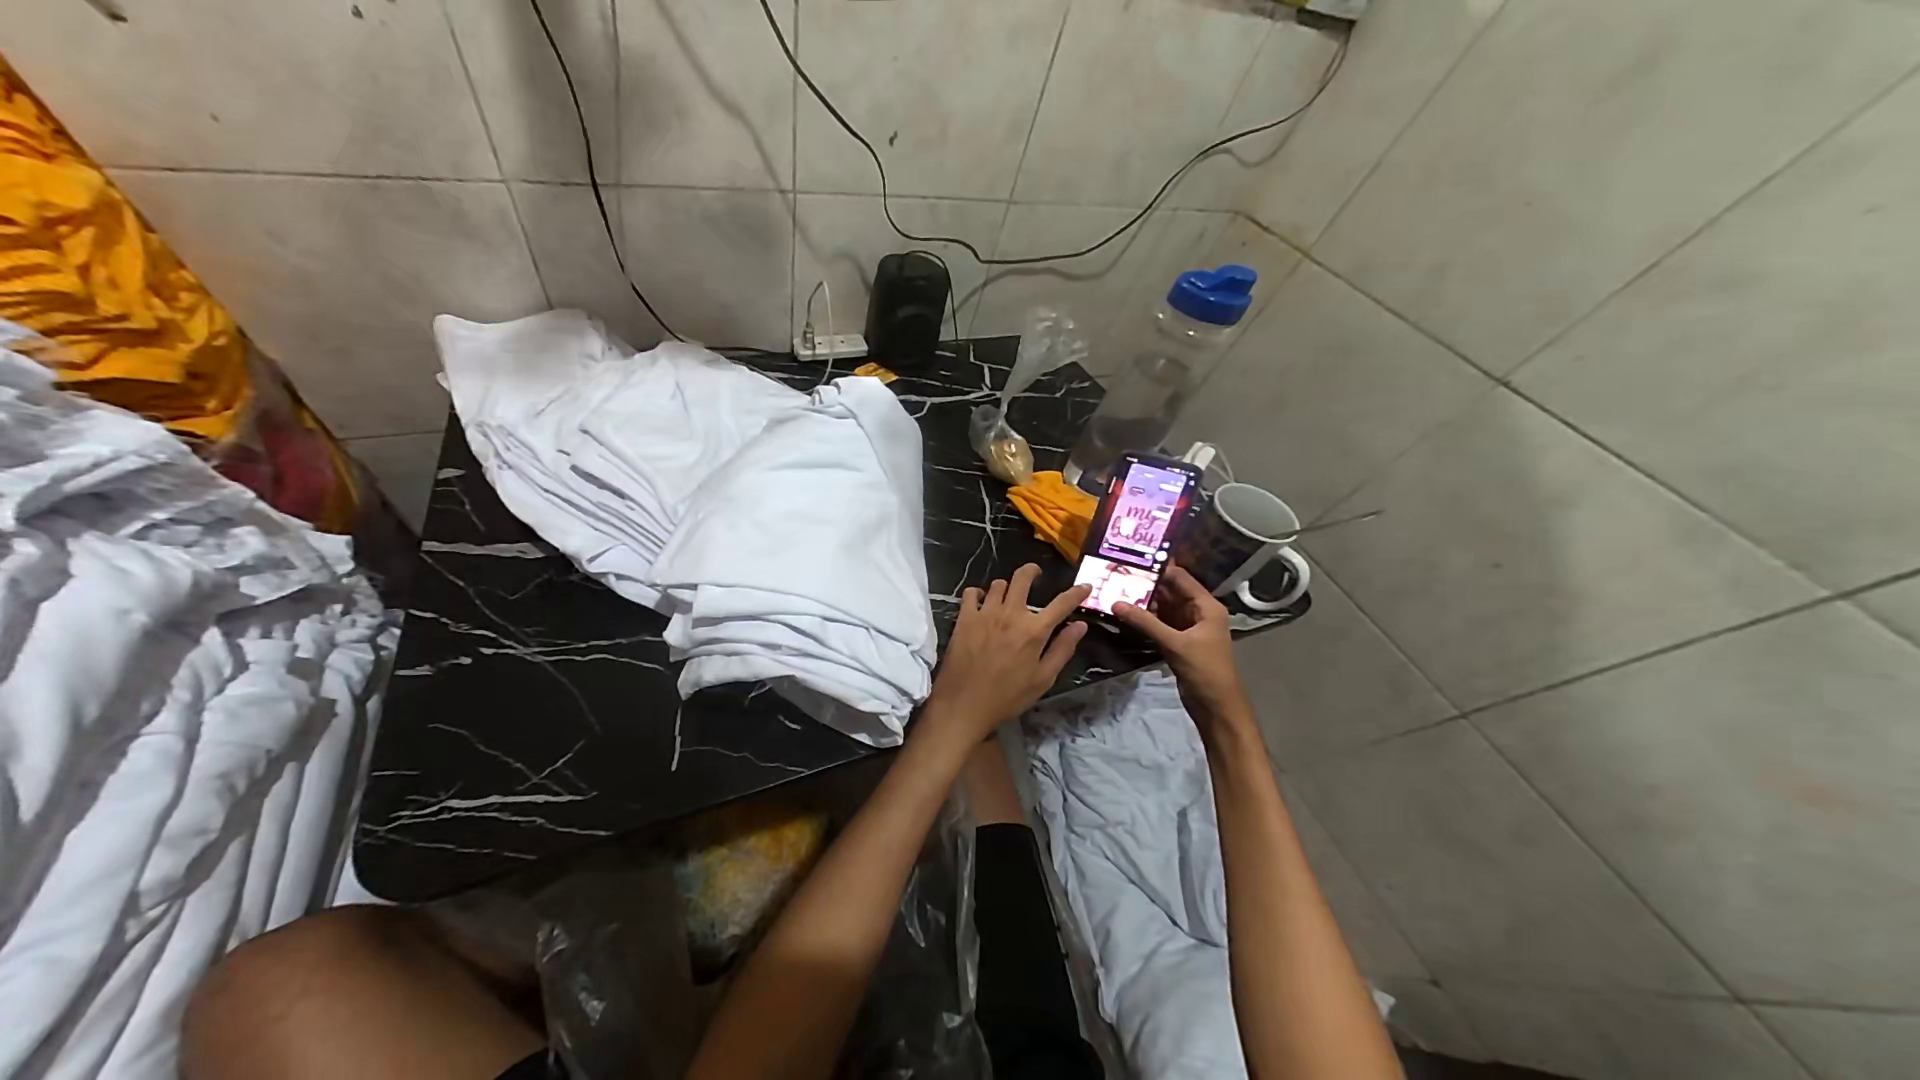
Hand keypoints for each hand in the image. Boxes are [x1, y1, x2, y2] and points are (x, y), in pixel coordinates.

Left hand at [919, 564, 1089, 747]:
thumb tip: (1080, 625)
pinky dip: (978, 594)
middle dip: (1033, 571)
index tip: (1085, 586)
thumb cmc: (1008, 697)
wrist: (964, 705)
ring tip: (1009, 596)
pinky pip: (971, 593)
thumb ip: (1063, 649)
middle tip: (1036, 575)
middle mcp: (1010, 614)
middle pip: (1023, 578)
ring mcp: (985, 613)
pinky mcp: (964, 618)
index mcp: (1034, 630)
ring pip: (998, 584)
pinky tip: (982, 603)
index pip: (1062, 603)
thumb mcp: (1043, 679)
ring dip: (1007, 587)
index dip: (1077, 592)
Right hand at [1114, 565, 1253, 732]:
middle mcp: (1198, 613)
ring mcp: (1188, 628)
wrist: (1217, 707)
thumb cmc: (1204, 670)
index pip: (1180, 578)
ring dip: (1144, 602)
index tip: (1132, 560)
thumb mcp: (1174, 644)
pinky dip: (1146, 619)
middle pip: (1171, 592)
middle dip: (1147, 585)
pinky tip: (1126, 614)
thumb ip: (1145, 622)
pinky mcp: (1179, 643)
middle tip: (1117, 575)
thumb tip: (1116, 603)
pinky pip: (1160, 624)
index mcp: (1206, 607)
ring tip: (1116, 590)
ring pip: (1164, 608)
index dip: (1158, 569)